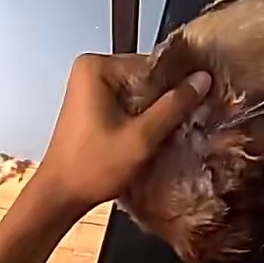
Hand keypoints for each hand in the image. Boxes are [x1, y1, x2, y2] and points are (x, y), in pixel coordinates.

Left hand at [28, 53, 209, 213]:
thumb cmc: (94, 167)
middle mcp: (92, 69)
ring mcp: (92, 86)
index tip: (201, 101)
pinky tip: (158, 133)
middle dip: (168, 98)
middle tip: (191, 119)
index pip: (154, 66)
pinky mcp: (95, 103)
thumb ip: (174, 105)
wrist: (59, 196)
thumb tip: (203, 78)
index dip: (179, 85)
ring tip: (178, 128)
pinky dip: (145, 117)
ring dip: (158, 110)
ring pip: (142, 91)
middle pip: (148, 77)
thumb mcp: (142, 137)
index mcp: (97, 67)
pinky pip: (130, 101)